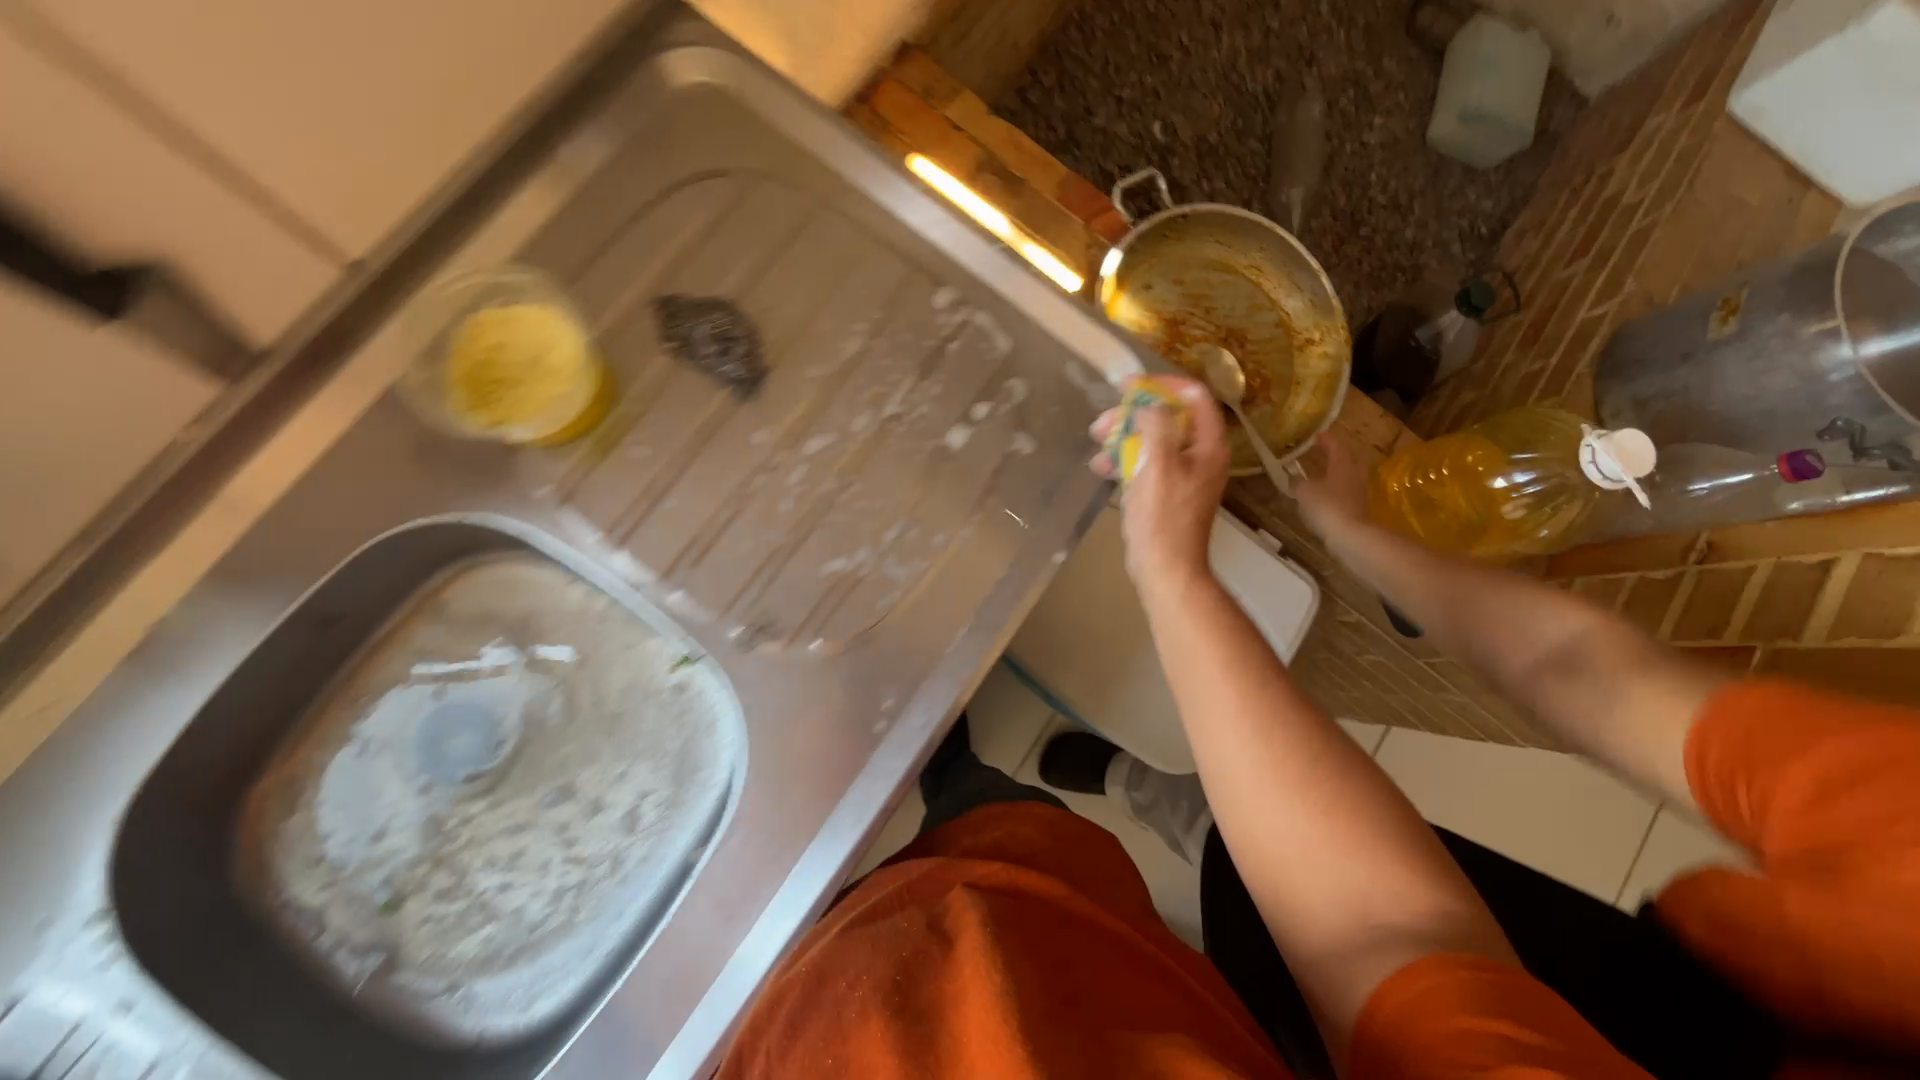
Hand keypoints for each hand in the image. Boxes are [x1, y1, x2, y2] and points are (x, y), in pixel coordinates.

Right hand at [1088, 375, 1228, 592]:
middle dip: (1135, 414)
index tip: (1130, 385)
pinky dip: (1125, 460)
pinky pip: (1147, 463)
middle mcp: (1200, 455)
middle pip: (1169, 417)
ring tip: (1097, 441)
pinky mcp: (1166, 492)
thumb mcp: (1158, 466)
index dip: (1164, 384)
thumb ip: (1157, 426)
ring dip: (1124, 436)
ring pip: (1153, 440)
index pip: (1194, 396)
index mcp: (1208, 446)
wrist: (1165, 569)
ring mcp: (1183, 474)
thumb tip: (1150, 405)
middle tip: (1105, 420)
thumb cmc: (1163, 518)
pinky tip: (1101, 467)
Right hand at [1293, 430, 1370, 540]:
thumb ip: (1297, 482)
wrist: (1351, 536)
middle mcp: (1354, 474)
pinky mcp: (1358, 508)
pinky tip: (1324, 497)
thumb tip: (1294, 479)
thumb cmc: (1327, 506)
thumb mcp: (1304, 491)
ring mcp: (1358, 492)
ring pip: (1348, 476)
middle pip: (1349, 459)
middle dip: (1337, 455)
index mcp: (1342, 464)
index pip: (1336, 445)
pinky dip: (1336, 491)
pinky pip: (1346, 493)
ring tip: (1321, 475)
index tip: (1318, 434)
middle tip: (1324, 453)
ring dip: (1336, 473)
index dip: (1326, 439)